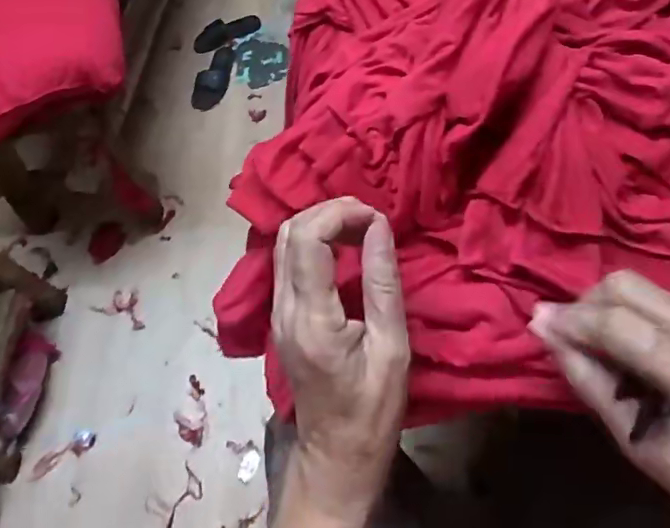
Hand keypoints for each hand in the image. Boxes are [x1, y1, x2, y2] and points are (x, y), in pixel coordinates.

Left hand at [271, 198, 408, 527]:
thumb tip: (378, 224)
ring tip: (359, 225)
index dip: (340, 214)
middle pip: (290, 232)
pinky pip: (288, 259)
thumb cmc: (372, 409)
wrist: (336, 457)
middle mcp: (284, 310)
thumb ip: (382, 282)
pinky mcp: (280, 316)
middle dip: (330, 211)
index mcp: (311, 319)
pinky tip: (342, 243)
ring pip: (284, 242)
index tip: (376, 216)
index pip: (308, 239)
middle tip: (369, 216)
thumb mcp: (392, 348)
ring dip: (320, 221)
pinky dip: (313, 238)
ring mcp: (276, 313)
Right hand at [530, 272, 669, 527]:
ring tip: (601, 340)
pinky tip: (637, 341)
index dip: (578, 320)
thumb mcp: (639, 448)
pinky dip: (638, 311)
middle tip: (568, 331)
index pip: (629, 332)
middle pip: (635, 290)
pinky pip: (664, 295)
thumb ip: (590, 382)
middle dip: (589, 303)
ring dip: (610, 305)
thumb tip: (543, 327)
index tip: (539, 319)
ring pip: (646, 286)